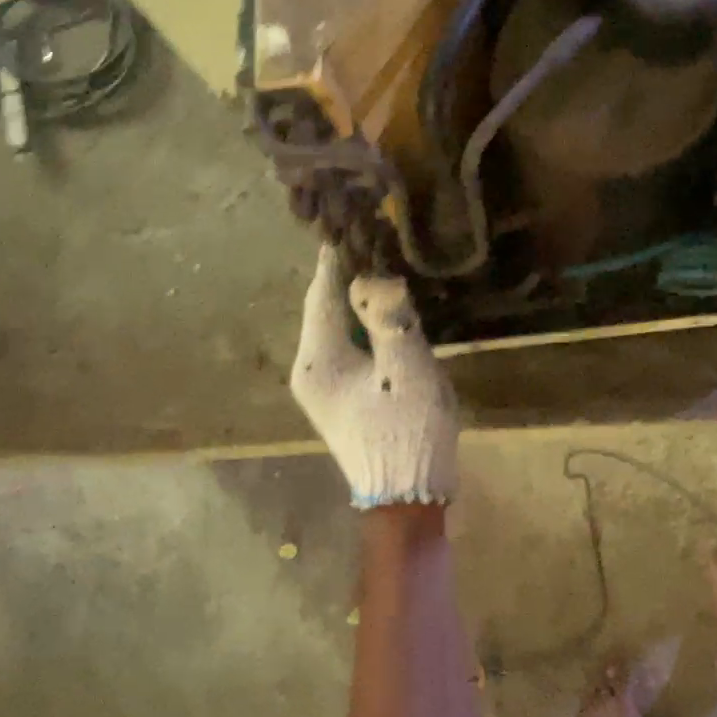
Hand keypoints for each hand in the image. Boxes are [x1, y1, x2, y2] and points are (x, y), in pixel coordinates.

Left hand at [291, 246, 458, 507]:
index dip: (338, 257)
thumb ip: (388, 316)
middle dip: (348, 275)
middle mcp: (309, 368)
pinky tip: (386, 311)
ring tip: (382, 266)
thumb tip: (372, 277)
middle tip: (374, 237)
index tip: (351, 220)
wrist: (407, 496)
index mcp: (318, 359)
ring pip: (337, 327)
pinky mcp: (340, 398)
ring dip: (357, 299)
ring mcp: (322, 386)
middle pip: (325, 308)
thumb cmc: (408, 430)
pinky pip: (348, 346)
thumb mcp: (407, 366)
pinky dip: (364, 324)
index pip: (322, 292)